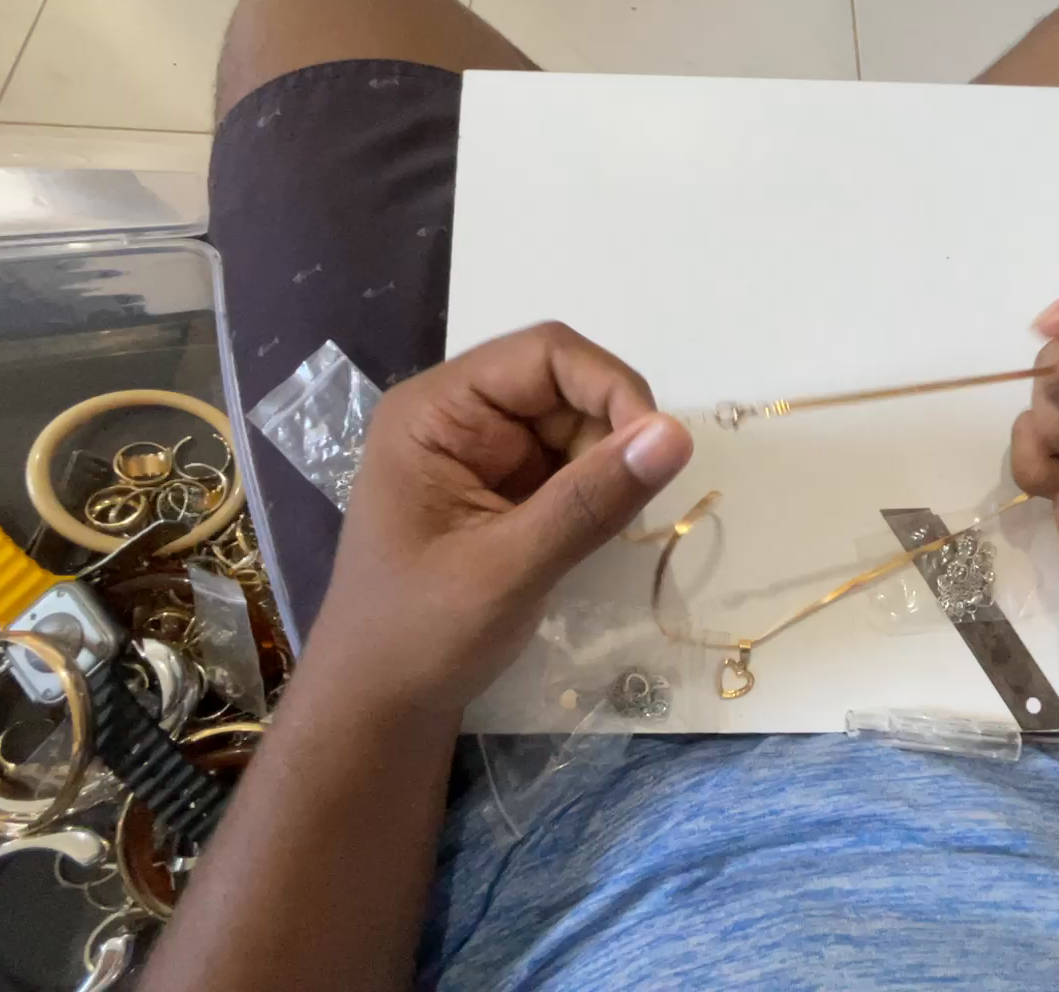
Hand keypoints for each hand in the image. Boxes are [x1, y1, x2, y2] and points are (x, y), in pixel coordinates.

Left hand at [307, 322, 692, 711]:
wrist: (381, 705)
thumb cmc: (419, 637)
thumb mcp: (508, 568)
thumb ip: (591, 500)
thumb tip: (677, 434)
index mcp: (437, 411)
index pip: (546, 354)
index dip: (612, 387)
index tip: (658, 450)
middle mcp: (461, 416)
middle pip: (567, 385)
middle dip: (610, 437)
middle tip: (618, 509)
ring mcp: (485, 451)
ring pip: (579, 424)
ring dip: (605, 469)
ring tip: (588, 534)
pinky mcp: (506, 485)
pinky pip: (573, 463)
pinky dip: (596, 492)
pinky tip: (580, 536)